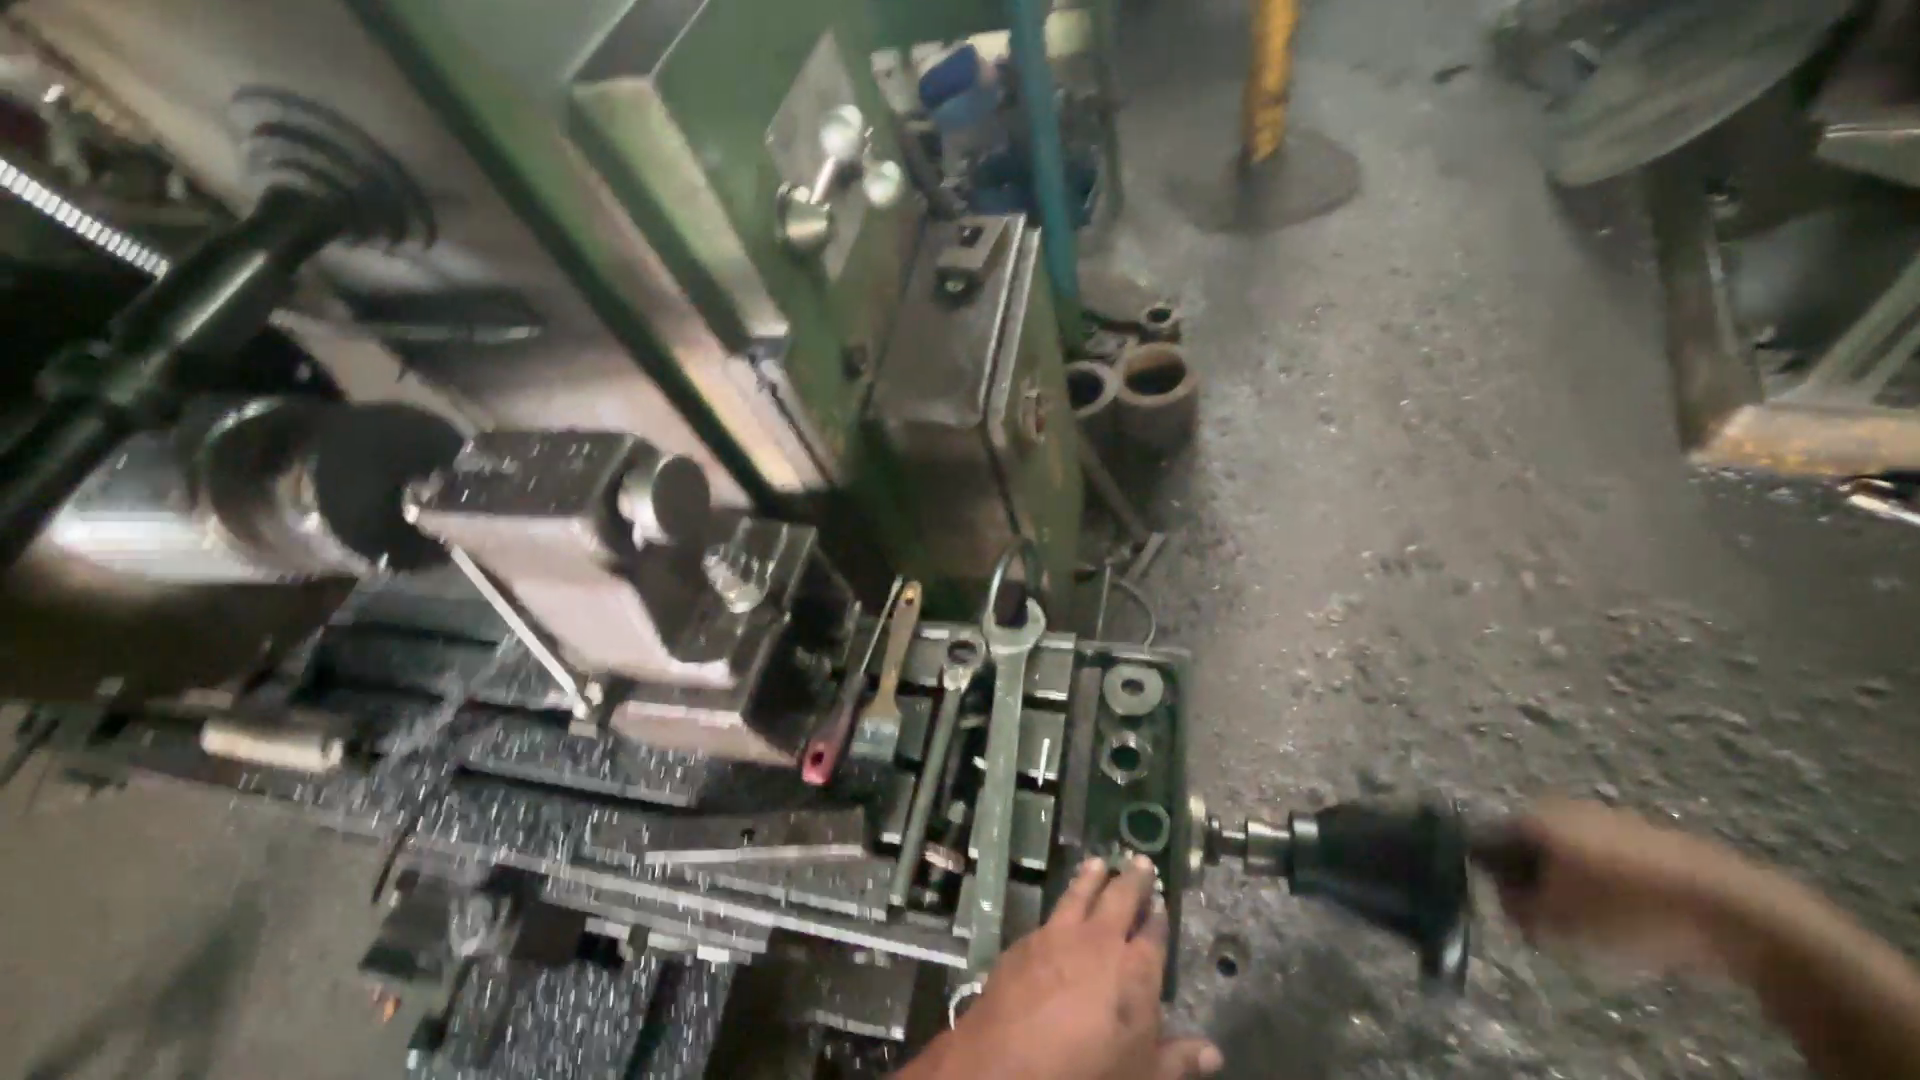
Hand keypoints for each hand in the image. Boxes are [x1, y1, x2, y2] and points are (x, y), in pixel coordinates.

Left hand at [898, 855, 1221, 1079]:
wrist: (1009, 1062)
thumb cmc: (1088, 1071)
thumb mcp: (1143, 1073)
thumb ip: (1178, 1059)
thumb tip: (1214, 1053)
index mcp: (1136, 970)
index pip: (1154, 935)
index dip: (1160, 918)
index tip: (1162, 903)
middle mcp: (1100, 941)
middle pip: (1121, 899)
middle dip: (1133, 880)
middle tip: (1140, 861)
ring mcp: (1059, 936)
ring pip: (1080, 894)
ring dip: (1092, 877)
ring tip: (1099, 862)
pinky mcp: (1026, 942)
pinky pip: (1049, 914)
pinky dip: (1059, 903)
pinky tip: (1058, 907)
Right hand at [1480, 799, 1774, 975]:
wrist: (1727, 908)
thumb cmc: (1623, 910)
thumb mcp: (1552, 922)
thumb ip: (1514, 907)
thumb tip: (1508, 897)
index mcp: (1532, 817)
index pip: (1486, 841)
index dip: (1492, 878)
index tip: (1510, 909)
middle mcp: (1562, 807)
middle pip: (1528, 845)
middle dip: (1533, 879)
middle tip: (1548, 919)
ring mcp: (1609, 818)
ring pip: (1570, 853)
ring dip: (1571, 883)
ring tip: (1590, 922)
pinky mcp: (1649, 838)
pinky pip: (1609, 862)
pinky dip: (1607, 884)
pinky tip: (1625, 915)